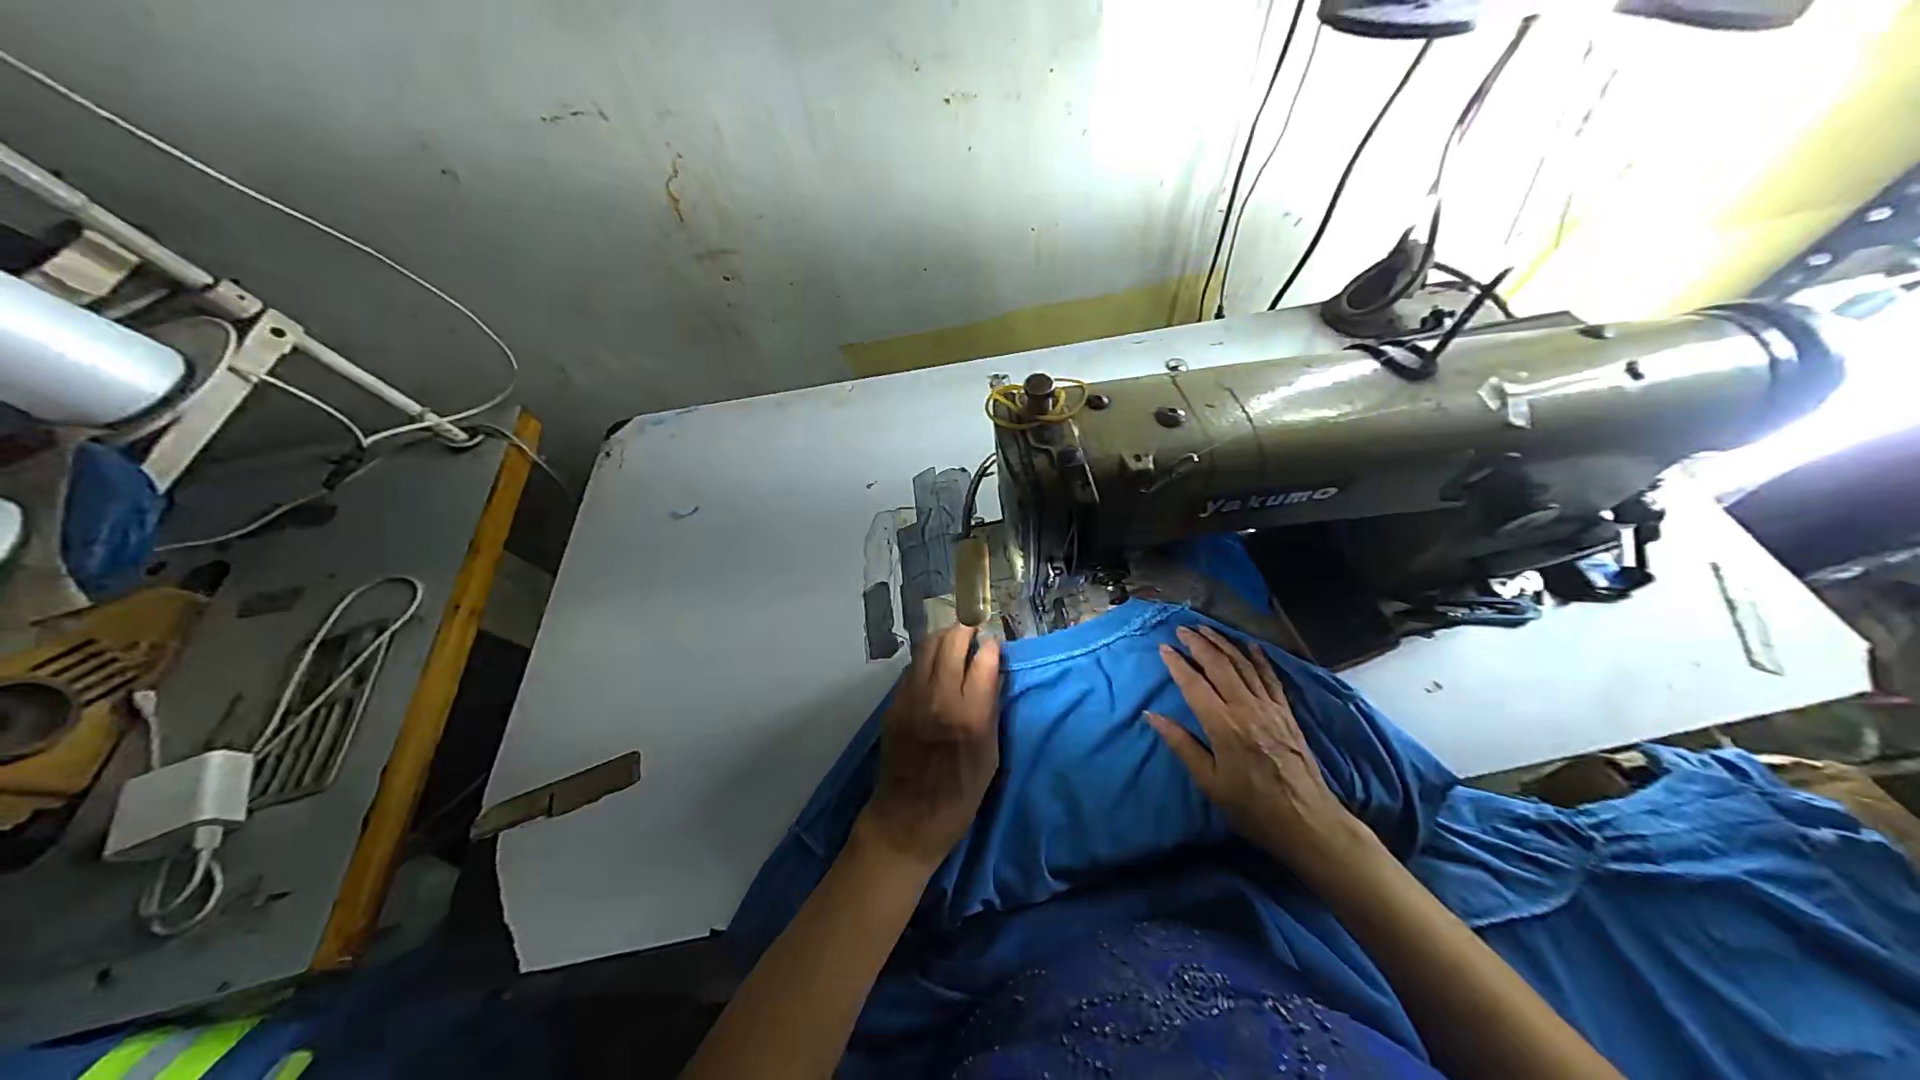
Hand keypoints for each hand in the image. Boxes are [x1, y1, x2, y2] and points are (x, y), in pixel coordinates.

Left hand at [855, 624, 1002, 872]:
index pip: (983, 659)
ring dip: (944, 638)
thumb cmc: (960, 795)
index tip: (994, 644)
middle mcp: (939, 698)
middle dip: (966, 631)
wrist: (909, 819)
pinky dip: (927, 659)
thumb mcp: (990, 755)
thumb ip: (990, 709)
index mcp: (970, 715)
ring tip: (955, 642)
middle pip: (952, 642)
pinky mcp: (894, 703)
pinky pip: (913, 667)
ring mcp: (911, 698)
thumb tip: (991, 673)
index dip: (991, 646)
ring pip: (927, 647)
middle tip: (974, 633)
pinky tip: (935, 668)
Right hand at [1147, 625, 1369, 876]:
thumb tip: (1152, 716)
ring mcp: (1270, 708)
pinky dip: (1259, 658)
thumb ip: (1182, 745)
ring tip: (1207, 629)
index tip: (1163, 648)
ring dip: (1224, 644)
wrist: (1308, 822)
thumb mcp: (1210, 782)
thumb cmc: (1252, 808)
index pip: (1194, 685)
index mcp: (1224, 726)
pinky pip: (1271, 677)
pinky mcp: (1287, 713)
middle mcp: (1247, 709)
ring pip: (1244, 665)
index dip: (1177, 664)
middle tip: (1182, 629)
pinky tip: (1250, 645)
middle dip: (1200, 644)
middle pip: (1220, 666)